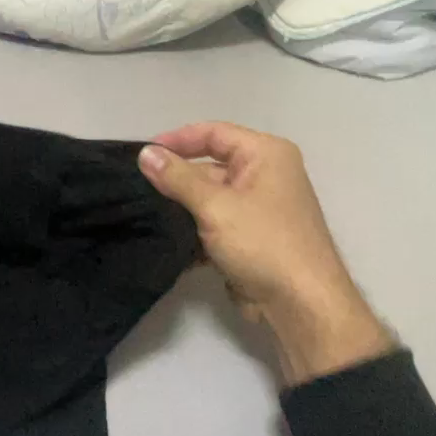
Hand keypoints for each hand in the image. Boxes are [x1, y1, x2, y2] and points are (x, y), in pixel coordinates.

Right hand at [138, 122, 393, 385]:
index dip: (177, 140)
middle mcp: (265, 175)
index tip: (142, 155)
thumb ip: (178, 179)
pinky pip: (214, 225)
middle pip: (210, 166)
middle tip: (137, 188)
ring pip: (209, 199)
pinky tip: (165, 243)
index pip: (214, 133)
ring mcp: (258, 209)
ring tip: (144, 214)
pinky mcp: (249, 238)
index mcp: (266, 155)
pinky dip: (193, 232)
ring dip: (181, 208)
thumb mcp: (215, 206)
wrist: (299, 301)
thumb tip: (146, 154)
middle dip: (176, 178)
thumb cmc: (263, 243)